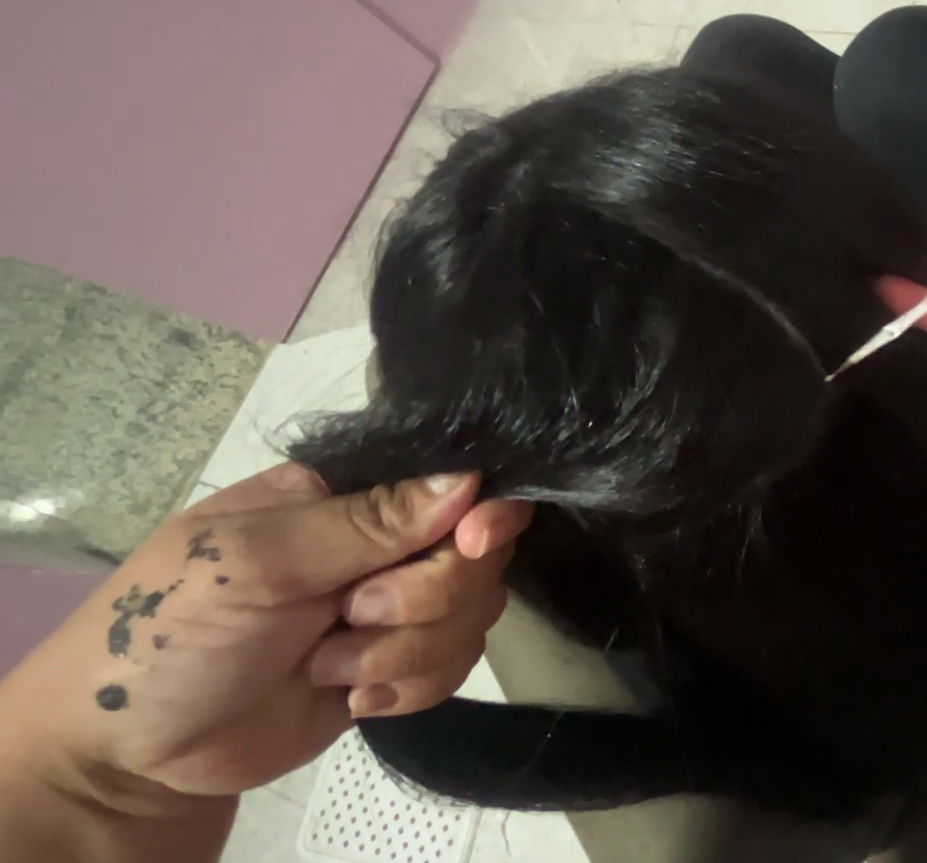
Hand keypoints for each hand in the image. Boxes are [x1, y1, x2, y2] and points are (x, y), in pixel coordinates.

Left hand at [0, 463, 528, 808]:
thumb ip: (367, 520)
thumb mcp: (256, 563)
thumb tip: (471, 480)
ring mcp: (402, 603)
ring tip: (326, 666)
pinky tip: (352, 695)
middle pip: (480, 555)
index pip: (461, 483)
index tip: (471, 540)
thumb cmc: (170, 634)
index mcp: (355, 496)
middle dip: (423, 598)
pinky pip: (459, 664)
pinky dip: (410, 686)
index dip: (484, 511)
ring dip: (404, 650)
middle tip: (350, 615)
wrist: (127, 760)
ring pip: (476, 612)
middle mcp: (392, 543)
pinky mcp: (405, 660)